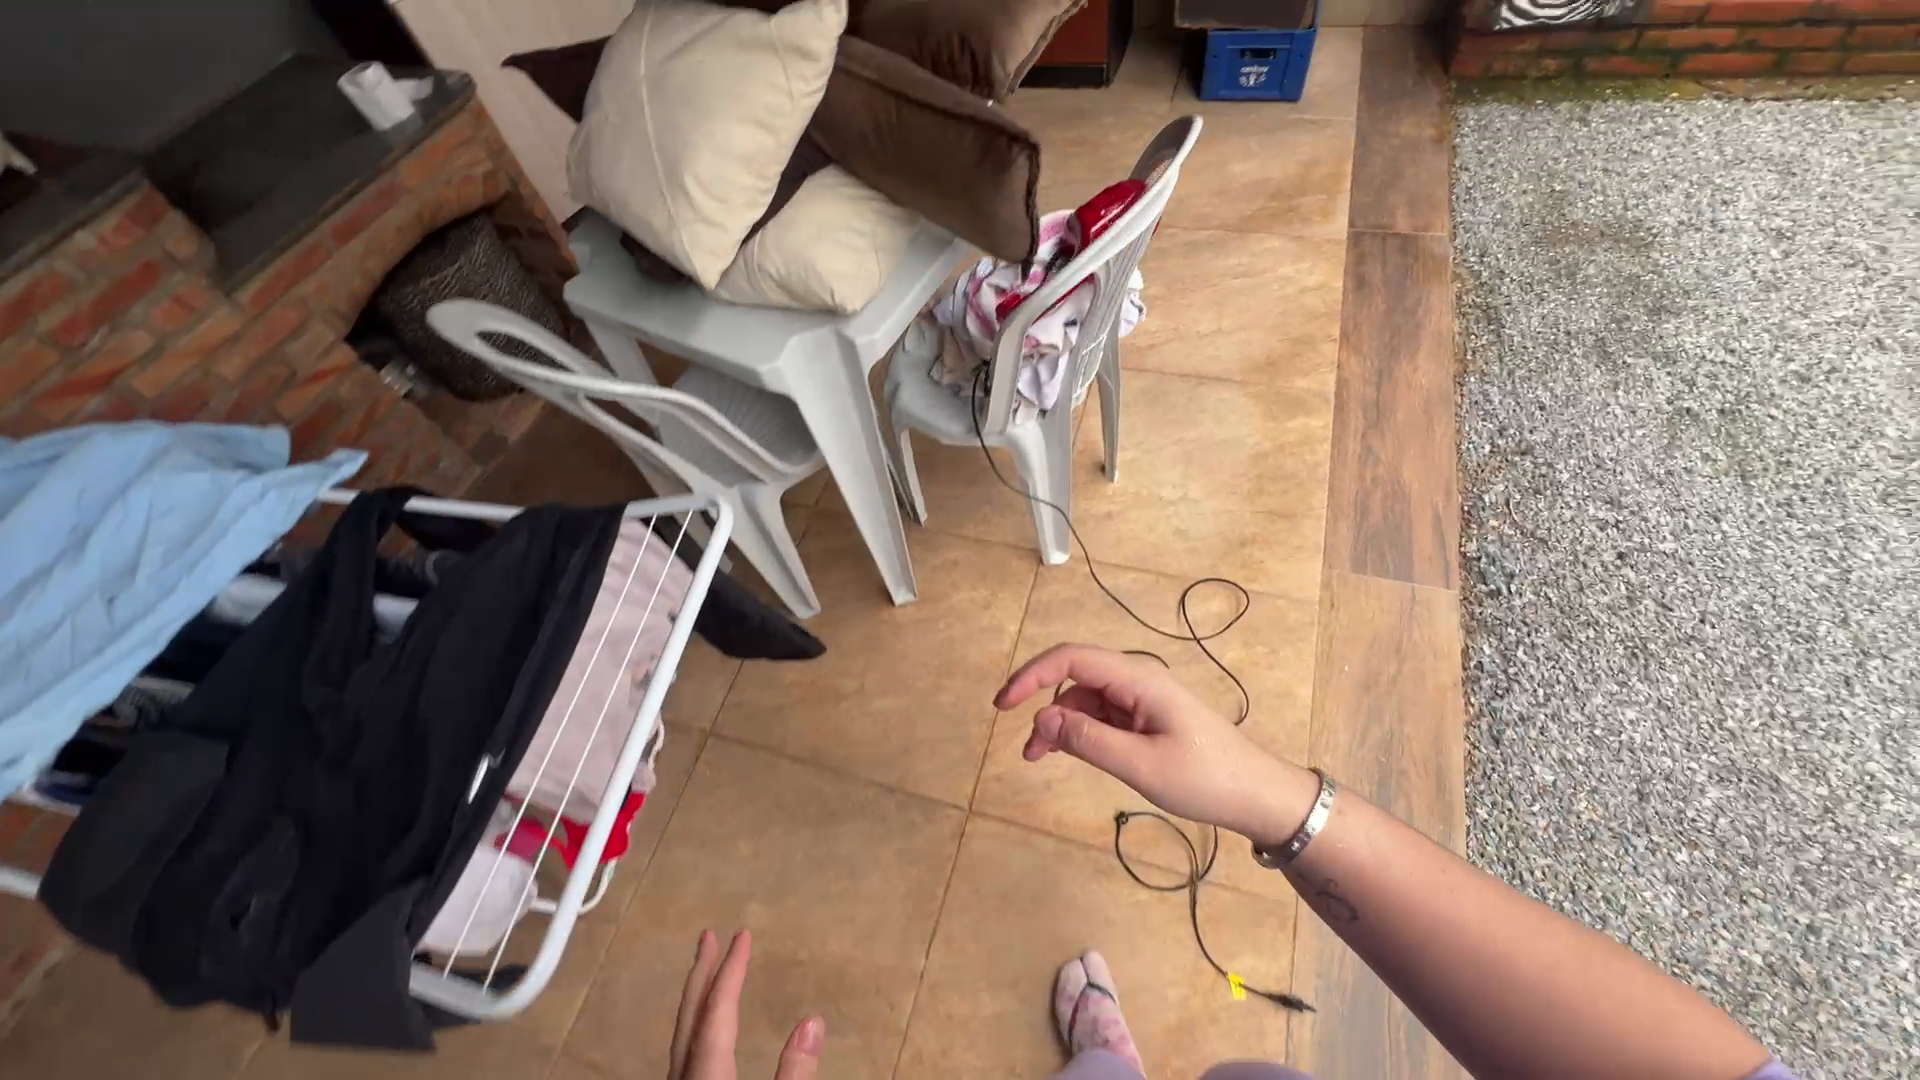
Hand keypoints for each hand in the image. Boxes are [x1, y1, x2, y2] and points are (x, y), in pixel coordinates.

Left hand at [669, 929, 823, 1079]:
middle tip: (707, 934)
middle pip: (691, 1014)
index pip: (718, 1009)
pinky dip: (696, 1020)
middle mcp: (685, 1075)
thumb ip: (793, 1073)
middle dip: (702, 971)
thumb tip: (813, 1021)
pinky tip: (704, 1024)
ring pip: (683, 1031)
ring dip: (697, 995)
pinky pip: (686, 1046)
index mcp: (707, 1072)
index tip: (743, 933)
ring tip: (706, 969)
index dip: (731, 968)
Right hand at [995, 643, 1316, 846]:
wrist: (1257, 796)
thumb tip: (1040, 720)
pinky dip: (1077, 732)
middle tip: (1022, 745)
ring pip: (1083, 699)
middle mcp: (1136, 679)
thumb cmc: (1204, 779)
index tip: (1003, 704)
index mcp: (1138, 678)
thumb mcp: (1141, 765)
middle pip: (1074, 676)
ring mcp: (1140, 698)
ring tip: (1037, 759)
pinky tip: (1064, 752)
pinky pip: (1099, 715)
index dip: (1032, 675)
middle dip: (1041, 703)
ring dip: (1057, 723)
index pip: (1071, 658)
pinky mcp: (1143, 717)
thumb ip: (1087, 740)